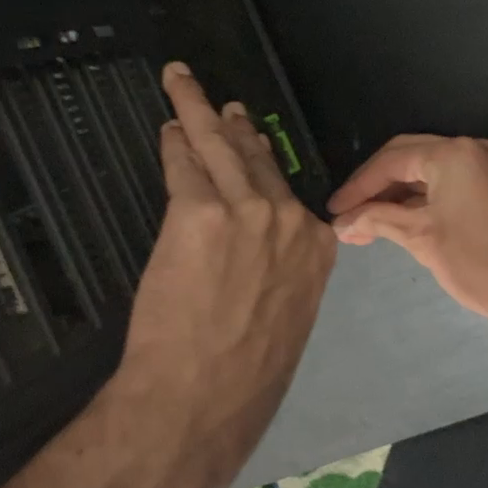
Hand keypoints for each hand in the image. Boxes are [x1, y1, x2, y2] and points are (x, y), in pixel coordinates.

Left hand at [110, 63, 336, 487]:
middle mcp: (290, 219)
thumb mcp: (286, 320)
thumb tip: (258, 261)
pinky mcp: (199, 212)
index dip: (265, 165)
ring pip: (220, 146)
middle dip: (236, 126)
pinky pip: (185, 162)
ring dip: (199, 110)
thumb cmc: (244, 377)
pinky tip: (168, 124)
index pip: (289, 192)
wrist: (201, 402)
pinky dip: (175, 139)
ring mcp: (246, 211)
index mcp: (319, 248)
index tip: (253, 147)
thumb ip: (280, 276)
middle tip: (225, 105)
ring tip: (185, 85)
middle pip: (258, 158)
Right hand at [327, 134, 487, 324]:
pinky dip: (417, 198)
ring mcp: (483, 165)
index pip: (391, 161)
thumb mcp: (421, 239)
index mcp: (452, 154)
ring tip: (363, 224)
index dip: (357, 186)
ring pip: (424, 170)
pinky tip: (393, 220)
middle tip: (346, 214)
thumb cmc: (479, 263)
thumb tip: (341, 222)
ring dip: (394, 193)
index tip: (333, 211)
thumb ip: (378, 221)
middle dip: (373, 186)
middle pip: (406, 157)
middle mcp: (469, 148)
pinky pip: (443, 181)